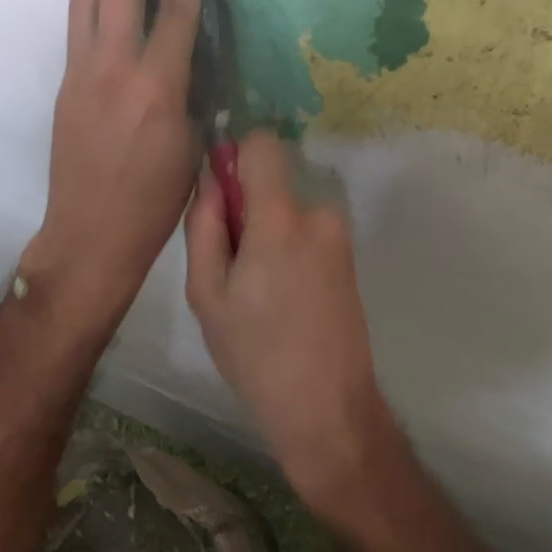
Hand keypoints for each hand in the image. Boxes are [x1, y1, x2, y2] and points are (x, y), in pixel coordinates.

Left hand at [25, 0, 201, 320]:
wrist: (91, 233)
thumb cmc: (157, 198)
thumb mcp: (192, 143)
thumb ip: (193, 88)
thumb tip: (193, 49)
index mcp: (158, 89)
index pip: (174, 11)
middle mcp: (114, 70)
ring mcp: (81, 75)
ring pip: (85, 1)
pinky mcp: (64, 86)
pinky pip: (77, 30)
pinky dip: (95, 10)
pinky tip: (113, 19)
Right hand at [184, 132, 391, 492]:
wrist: (327, 408)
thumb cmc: (255, 354)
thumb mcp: (206, 293)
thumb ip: (204, 224)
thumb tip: (211, 177)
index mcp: (280, 218)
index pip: (262, 143)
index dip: (236, 157)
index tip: (221, 197)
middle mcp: (317, 214)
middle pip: (271, 183)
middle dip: (247, 210)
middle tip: (232, 270)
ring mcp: (338, 235)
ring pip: (286, 211)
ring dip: (267, 235)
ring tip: (256, 295)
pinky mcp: (348, 257)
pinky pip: (305, 232)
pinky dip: (287, 251)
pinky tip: (281, 301)